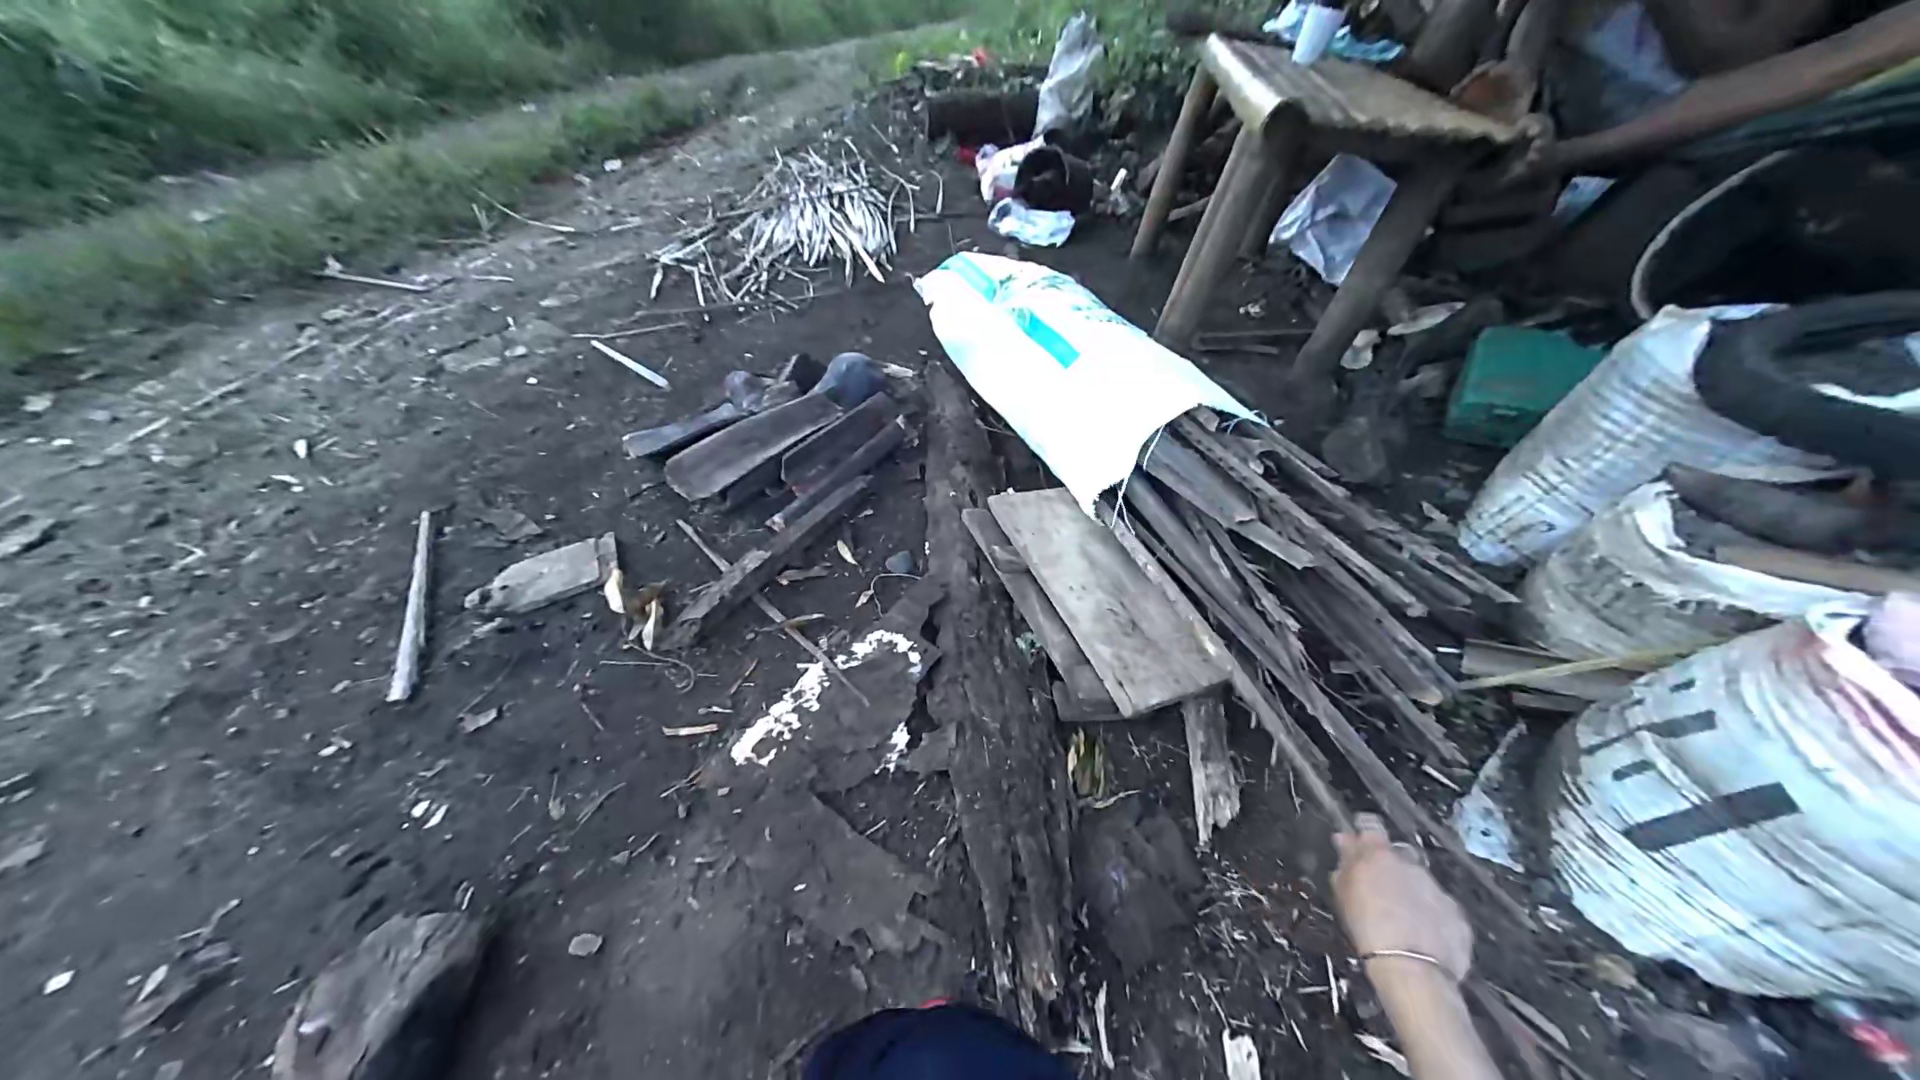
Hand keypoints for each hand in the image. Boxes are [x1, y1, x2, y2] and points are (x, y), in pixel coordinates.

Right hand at [1332, 814, 1473, 981]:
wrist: (1412, 969)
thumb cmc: (1367, 926)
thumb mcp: (1343, 891)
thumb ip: (1346, 861)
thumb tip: (1345, 841)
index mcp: (1379, 854)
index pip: (1371, 825)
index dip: (1364, 829)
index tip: (1358, 838)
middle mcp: (1412, 865)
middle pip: (1399, 854)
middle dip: (1390, 865)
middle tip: (1378, 887)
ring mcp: (1439, 890)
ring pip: (1421, 882)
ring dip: (1411, 891)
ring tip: (1400, 916)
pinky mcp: (1459, 917)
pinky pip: (1441, 908)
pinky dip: (1431, 914)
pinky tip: (1421, 934)